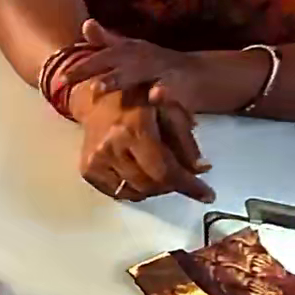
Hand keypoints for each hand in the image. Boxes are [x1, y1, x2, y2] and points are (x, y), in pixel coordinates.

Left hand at [63, 19, 214, 104]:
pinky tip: (155, 95)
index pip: (101, 58)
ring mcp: (161, 70)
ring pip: (140, 76)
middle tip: (74, 82)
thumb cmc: (152, 63)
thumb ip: (105, 41)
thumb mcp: (128, 50)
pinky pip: (172, 90)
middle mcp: (142, 58)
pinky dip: (164, 92)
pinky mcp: (180, 85)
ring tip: (101, 87)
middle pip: (117, 65)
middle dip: (95, 72)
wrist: (196, 74)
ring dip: (122, 80)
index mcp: (128, 51)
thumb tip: (85, 24)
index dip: (81, 67)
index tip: (61, 79)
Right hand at [76, 84, 213, 202]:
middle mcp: (111, 147)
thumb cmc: (137, 99)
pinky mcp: (87, 169)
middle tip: (183, 179)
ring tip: (162, 175)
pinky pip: (117, 193)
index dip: (188, 185)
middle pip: (150, 184)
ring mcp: (96, 160)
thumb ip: (185, 140)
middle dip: (172, 186)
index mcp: (133, 128)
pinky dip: (135, 190)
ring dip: (155, 189)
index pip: (164, 169)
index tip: (207, 195)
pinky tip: (142, 176)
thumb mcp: (169, 109)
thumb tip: (201, 170)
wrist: (97, 99)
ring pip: (135, 192)